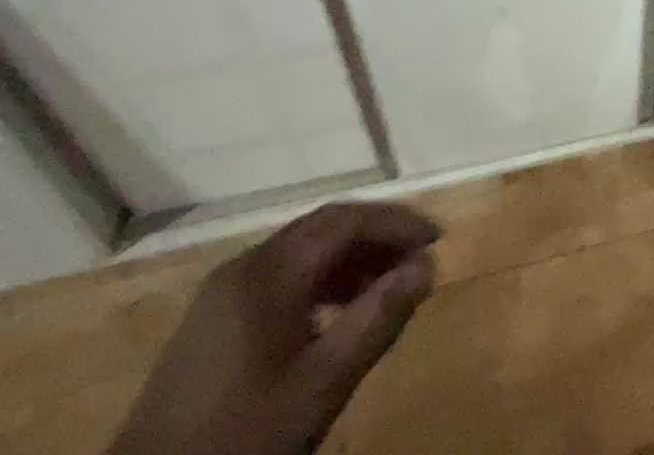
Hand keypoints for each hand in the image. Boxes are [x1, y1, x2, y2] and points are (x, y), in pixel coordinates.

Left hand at [108, 203, 440, 454]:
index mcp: (269, 273)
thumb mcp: (325, 380)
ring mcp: (223, 291)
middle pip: (322, 229)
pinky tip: (341, 313)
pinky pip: (281, 277)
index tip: (438, 239)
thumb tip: (428, 265)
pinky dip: (322, 281)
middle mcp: (244, 266)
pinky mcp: (215, 317)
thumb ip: (379, 318)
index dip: (396, 223)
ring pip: (301, 252)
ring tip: (390, 288)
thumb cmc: (247, 431)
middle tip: (421, 259)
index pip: (345, 221)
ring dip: (351, 259)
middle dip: (377, 236)